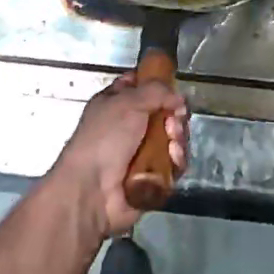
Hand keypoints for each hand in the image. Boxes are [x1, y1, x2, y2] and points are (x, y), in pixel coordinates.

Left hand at [46, 73, 188, 236]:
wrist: (94, 187)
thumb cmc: (105, 137)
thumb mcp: (127, 102)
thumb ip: (155, 91)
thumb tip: (179, 97)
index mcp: (117, 102)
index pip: (141, 85)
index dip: (158, 85)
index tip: (173, 90)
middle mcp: (130, 125)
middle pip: (164, 113)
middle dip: (174, 116)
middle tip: (173, 122)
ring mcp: (142, 152)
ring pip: (173, 139)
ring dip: (178, 139)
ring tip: (173, 142)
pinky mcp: (153, 177)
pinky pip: (174, 165)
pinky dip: (177, 161)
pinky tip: (173, 159)